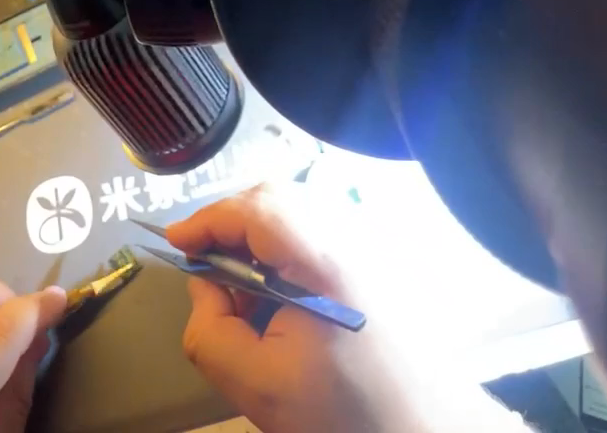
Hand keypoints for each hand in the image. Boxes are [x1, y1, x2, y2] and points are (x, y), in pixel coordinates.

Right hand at [170, 185, 524, 432]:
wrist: (429, 431)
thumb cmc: (346, 413)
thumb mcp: (260, 386)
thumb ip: (211, 332)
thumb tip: (206, 284)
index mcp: (324, 262)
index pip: (256, 208)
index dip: (209, 218)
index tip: (177, 243)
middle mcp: (349, 236)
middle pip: (275, 197)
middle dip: (229, 222)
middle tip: (206, 265)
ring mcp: (366, 243)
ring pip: (294, 210)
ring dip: (255, 236)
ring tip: (242, 289)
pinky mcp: (373, 257)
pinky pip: (314, 230)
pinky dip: (282, 246)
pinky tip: (277, 293)